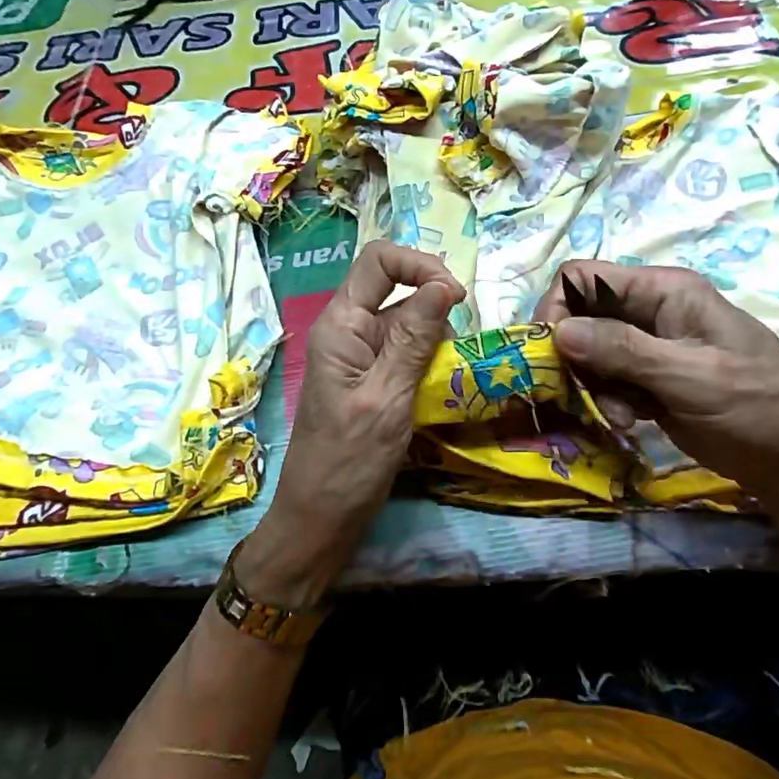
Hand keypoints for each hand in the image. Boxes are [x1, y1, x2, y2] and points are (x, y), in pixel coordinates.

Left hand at [240, 243, 463, 605]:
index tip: (456, 298)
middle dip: (436, 313)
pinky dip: (430, 366)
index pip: (378, 260)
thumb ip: (414, 338)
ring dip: (437, 344)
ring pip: (410, 325)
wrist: (321, 518)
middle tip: (454, 356)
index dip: (420, 265)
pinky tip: (440, 393)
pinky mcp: (373, 381)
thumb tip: (445, 284)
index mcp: (341, 324)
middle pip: (399, 291)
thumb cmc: (349, 461)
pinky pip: (407, 355)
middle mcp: (349, 331)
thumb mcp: (387, 396)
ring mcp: (360, 357)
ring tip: (446, 383)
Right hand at [534, 261, 778, 503]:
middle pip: (579, 317)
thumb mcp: (689, 375)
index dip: (558, 307)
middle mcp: (648, 311)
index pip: (583, 278)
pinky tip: (629, 423)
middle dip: (576, 357)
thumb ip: (622, 350)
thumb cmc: (756, 403)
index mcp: (663, 291)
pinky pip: (603, 381)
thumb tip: (557, 331)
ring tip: (619, 415)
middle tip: (588, 392)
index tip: (551, 351)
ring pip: (586, 354)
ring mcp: (646, 347)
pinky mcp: (645, 380)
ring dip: (592, 386)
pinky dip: (606, 402)